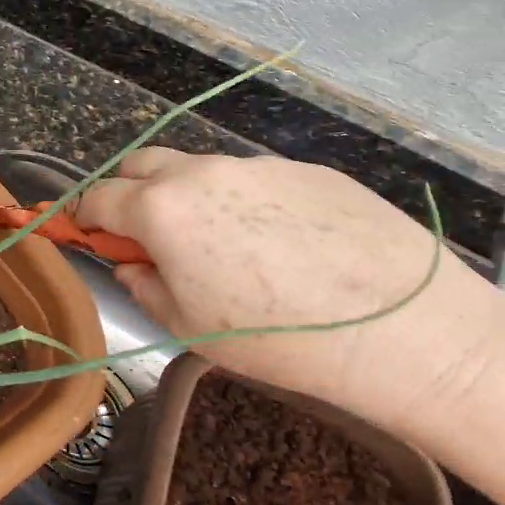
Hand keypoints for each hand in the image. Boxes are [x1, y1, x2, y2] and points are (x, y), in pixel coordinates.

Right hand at [73, 148, 498, 423]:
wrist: (419, 338)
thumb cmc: (283, 340)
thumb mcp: (189, 328)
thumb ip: (143, 286)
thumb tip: (133, 266)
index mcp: (159, 208)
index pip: (96, 197)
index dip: (85, 218)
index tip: (91, 237)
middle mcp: (201, 174)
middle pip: (141, 165)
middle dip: (131, 193)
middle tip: (153, 236)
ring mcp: (260, 168)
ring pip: (203, 171)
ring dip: (195, 198)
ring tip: (235, 247)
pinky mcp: (314, 173)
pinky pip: (261, 181)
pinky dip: (254, 205)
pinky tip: (292, 247)